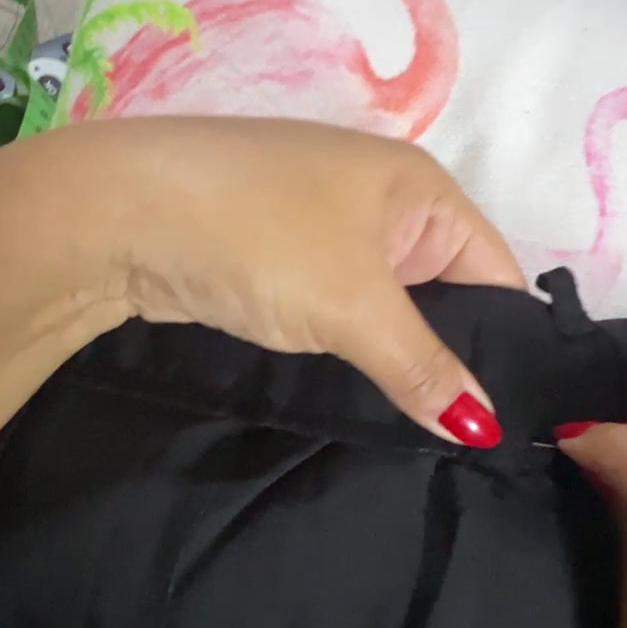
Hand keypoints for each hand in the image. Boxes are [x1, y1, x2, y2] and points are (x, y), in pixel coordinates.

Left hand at [10, 117, 526, 444]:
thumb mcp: (352, 305)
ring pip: (389, 305)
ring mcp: (328, 228)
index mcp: (421, 189)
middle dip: (450, 359)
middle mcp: (383, 201)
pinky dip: (352, 347)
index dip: (505, 344)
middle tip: (465, 438)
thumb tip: (484, 427)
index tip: (507, 421)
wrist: (119, 213)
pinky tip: (363, 393)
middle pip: (444, 291)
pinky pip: (341, 309)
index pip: (494, 273)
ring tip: (422, 429)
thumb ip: (421, 366)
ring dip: (398, 358)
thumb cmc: (259, 238)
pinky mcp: (282, 258)